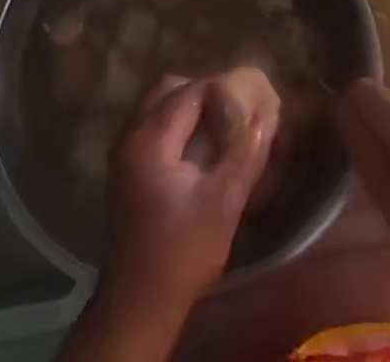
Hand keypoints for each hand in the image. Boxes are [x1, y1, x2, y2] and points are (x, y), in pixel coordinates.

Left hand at [104, 70, 280, 302]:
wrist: (140, 298)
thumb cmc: (184, 250)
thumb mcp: (224, 202)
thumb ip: (245, 154)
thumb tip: (266, 115)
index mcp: (149, 137)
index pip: (189, 91)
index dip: (223, 91)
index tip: (251, 102)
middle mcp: (129, 133)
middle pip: (168, 90)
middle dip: (204, 94)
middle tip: (236, 113)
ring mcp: (123, 150)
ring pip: (157, 106)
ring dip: (189, 109)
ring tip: (222, 129)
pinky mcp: (125, 167)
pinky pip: (151, 126)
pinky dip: (176, 125)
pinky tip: (200, 149)